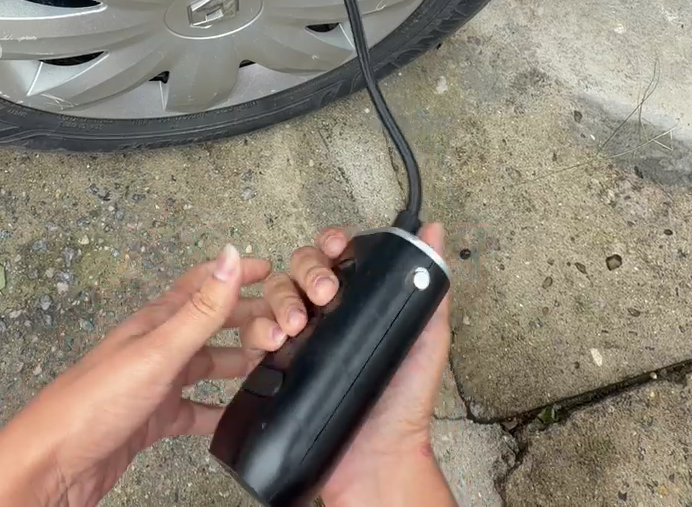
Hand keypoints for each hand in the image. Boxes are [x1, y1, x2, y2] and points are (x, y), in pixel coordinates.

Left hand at [0, 244, 277, 506]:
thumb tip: (232, 255)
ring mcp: (154, 383)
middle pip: (210, 323)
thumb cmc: (96, 402)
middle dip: (247, 319)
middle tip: (285, 324)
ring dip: (237, 361)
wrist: (52, 466)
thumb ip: (201, 308)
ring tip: (271, 365)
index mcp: (158, 321)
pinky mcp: (151, 419)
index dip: (236, 272)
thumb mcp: (159, 350)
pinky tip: (236, 416)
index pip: (204, 283)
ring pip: (206, 364)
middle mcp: (157, 345)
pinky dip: (217, 409)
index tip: (271, 268)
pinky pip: (194, 409)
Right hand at [243, 223, 455, 506]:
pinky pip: (255, 336)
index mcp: (354, 298)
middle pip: (300, 265)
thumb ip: (430, 284)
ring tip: (297, 323)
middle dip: (308, 269)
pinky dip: (259, 330)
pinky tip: (275, 339)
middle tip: (325, 292)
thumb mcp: (426, 335)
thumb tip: (436, 232)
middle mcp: (323, 312)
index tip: (338, 246)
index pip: (334, 254)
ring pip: (275, 292)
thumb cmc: (406, 399)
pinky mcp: (277, 366)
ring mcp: (298, 337)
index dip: (331, 242)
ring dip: (282, 298)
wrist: (380, 458)